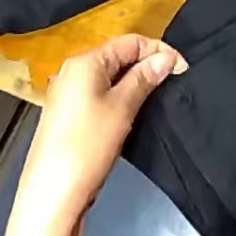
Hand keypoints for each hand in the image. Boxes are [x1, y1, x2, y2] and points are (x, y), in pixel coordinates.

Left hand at [7, 35, 186, 235]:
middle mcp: (73, 71)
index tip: (183, 69)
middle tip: (175, 83)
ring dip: (136, 83)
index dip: (158, 50)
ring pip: (111, 77)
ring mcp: (68, 94)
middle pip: (119, 56)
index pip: (130, 41)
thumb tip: (166, 57)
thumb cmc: (87, 145)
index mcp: (84, 62)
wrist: (52, 194)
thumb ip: (144, 78)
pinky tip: (135, 113)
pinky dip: (121, 98)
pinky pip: (101, 94)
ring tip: (160, 97)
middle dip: (148, 65)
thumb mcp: (122, 108)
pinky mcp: (69, 115)